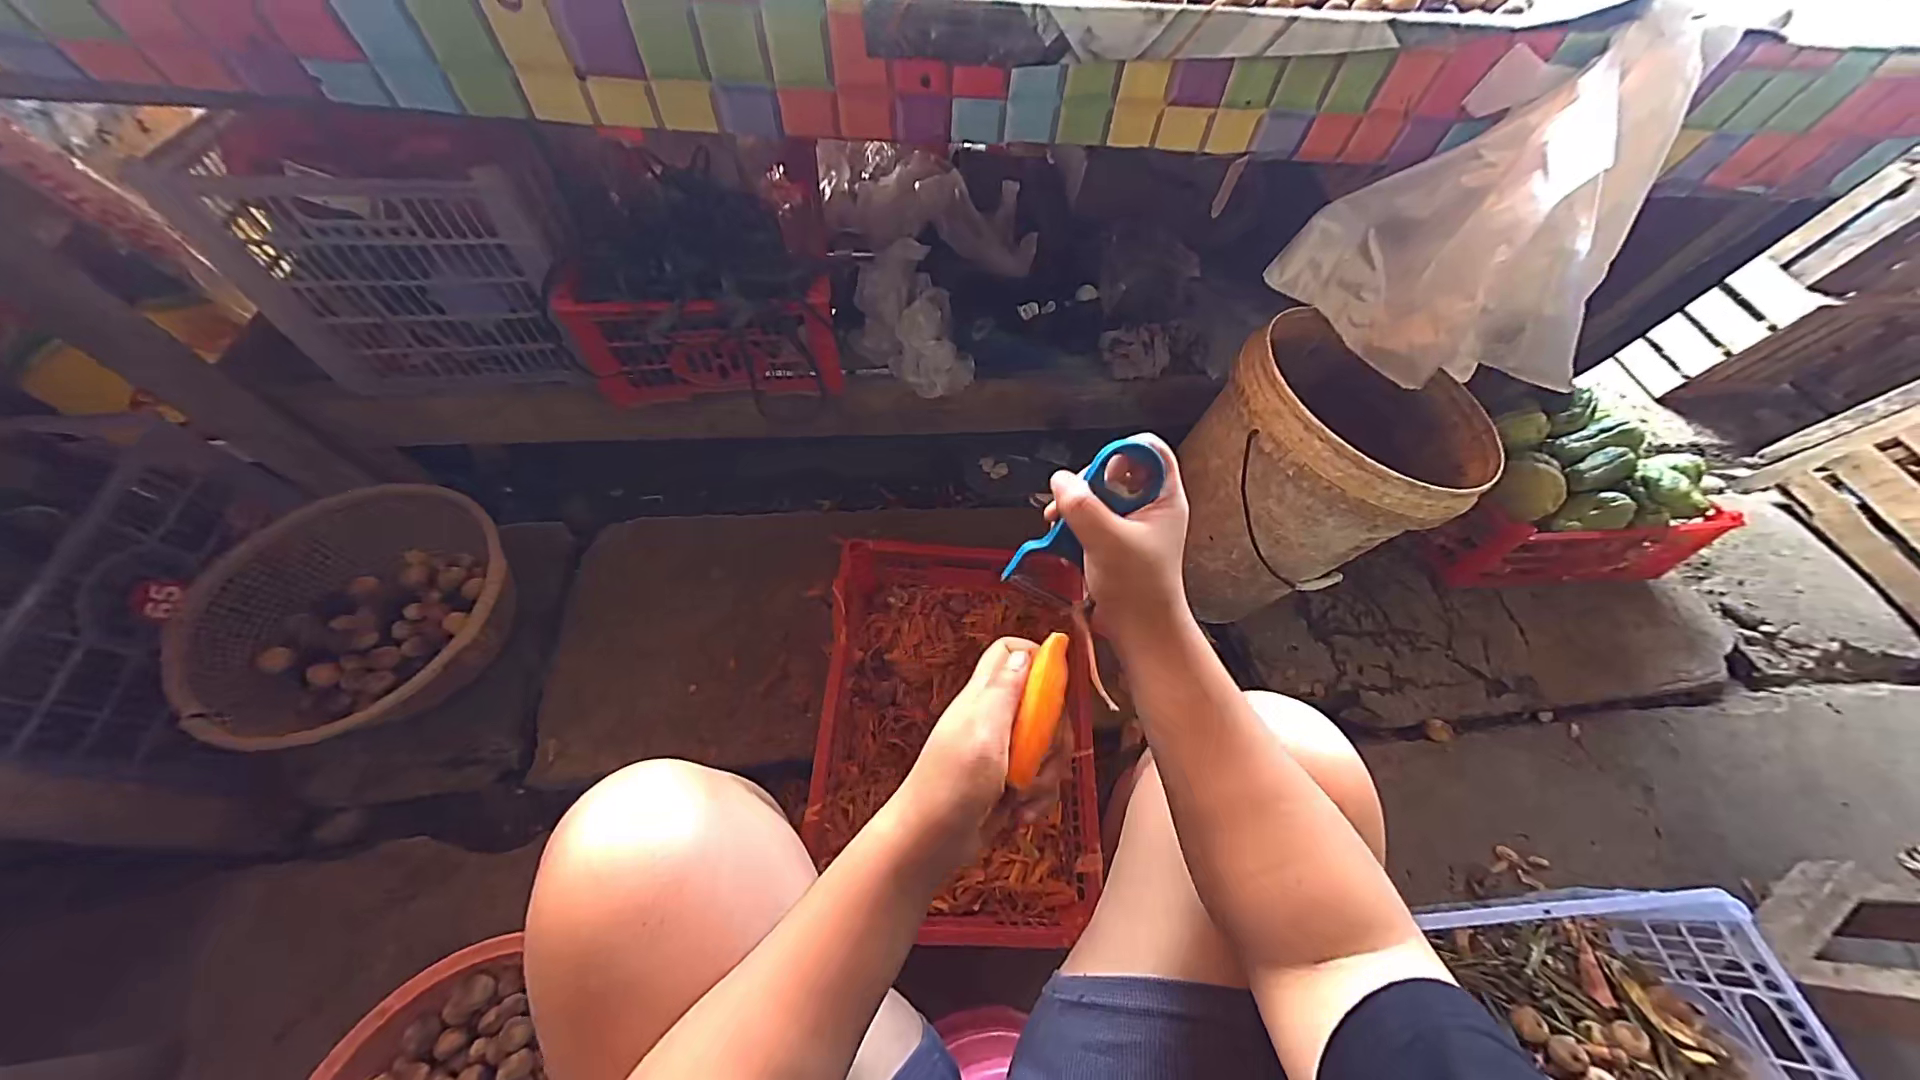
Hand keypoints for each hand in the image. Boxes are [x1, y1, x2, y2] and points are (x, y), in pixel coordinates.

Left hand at [892, 638, 1071, 864]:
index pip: (1011, 654)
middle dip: (1053, 736)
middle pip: (1044, 706)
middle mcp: (994, 719)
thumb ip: (1006, 691)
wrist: (928, 844)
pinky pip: (1041, 781)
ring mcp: (1001, 752)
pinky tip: (1019, 812)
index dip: (1038, 660)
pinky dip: (1038, 799)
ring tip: (1022, 795)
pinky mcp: (1008, 783)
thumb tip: (1025, 653)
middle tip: (1037, 759)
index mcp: (983, 697)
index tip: (1057, 689)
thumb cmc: (948, 786)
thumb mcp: (983, 732)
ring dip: (1046, 775)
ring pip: (1048, 747)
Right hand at [1047, 433, 1191, 649]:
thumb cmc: (1142, 592)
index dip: (1120, 454)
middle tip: (1071, 501)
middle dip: (1086, 483)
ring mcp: (1128, 523)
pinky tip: (1062, 536)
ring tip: (1060, 521)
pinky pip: (1086, 516)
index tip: (1096, 472)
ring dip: (1073, 504)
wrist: (1139, 630)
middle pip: (1113, 470)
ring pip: (1096, 494)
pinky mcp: (1109, 538)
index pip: (1148, 451)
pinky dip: (1071, 523)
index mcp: (1164, 499)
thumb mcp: (1109, 541)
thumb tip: (1061, 481)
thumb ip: (1083, 507)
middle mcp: (1147, 506)